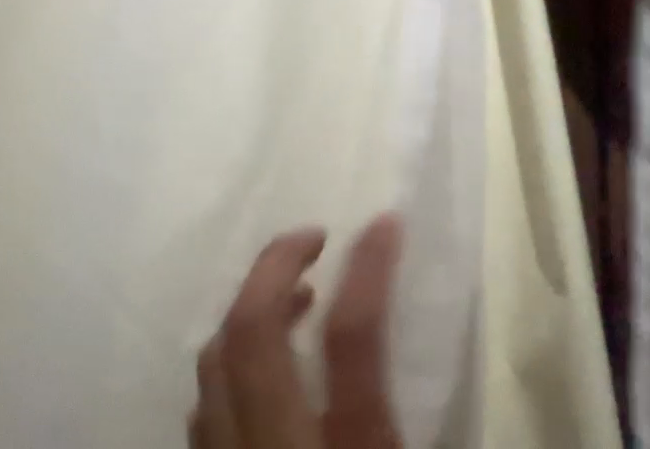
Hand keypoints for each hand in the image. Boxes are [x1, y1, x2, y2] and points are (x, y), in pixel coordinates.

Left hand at [190, 215, 403, 448]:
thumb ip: (416, 415)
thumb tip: (445, 353)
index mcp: (351, 447)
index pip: (350, 337)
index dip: (367, 269)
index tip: (385, 222)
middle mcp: (273, 445)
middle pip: (251, 331)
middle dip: (277, 266)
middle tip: (314, 239)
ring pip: (214, 364)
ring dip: (250, 311)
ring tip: (297, 294)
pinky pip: (204, 407)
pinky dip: (230, 365)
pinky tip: (258, 367)